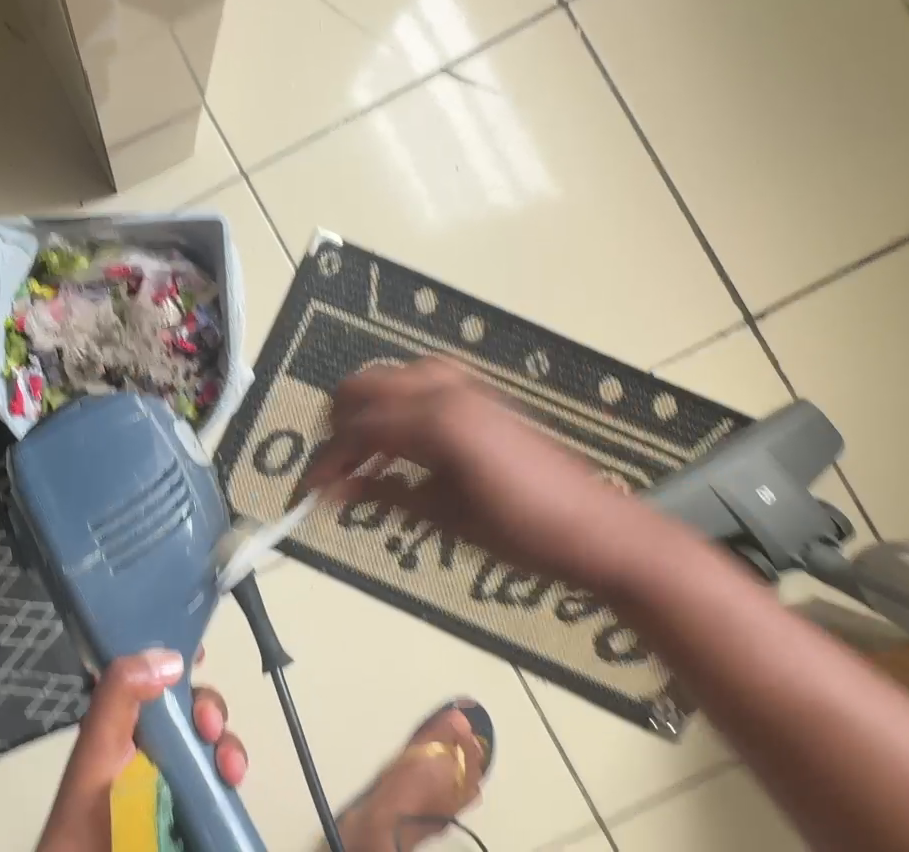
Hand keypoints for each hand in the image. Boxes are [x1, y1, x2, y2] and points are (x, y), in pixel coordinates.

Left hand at [36, 649, 246, 851]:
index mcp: (120, 719)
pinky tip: (232, 779)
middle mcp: (148, 741)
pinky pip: (218, 777)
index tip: (200, 657)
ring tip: (229, 764)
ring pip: (209, 740)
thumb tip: (169, 658)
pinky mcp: (191, 804)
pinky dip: (231, 770)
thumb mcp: (97, 744)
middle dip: (207, 707)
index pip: (149, 675)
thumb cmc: (86, 810)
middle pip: (188, 707)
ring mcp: (171, 773)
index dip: (175, 661)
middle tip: (208, 725)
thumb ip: (119, 695)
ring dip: (226, 742)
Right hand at [305, 358, 678, 591]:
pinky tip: (403, 444)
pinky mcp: (482, 395)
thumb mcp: (444, 517)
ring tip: (366, 454)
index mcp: (435, 423)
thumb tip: (333, 489)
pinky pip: (422, 381)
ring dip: (369, 410)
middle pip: (363, 385)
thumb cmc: (522, 532)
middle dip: (340, 426)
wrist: (598, 530)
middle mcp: (447, 392)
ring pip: (391, 376)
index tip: (309, 490)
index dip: (327, 460)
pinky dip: (399, 406)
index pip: (356, 429)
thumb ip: (384, 492)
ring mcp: (467, 388)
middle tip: (336, 468)